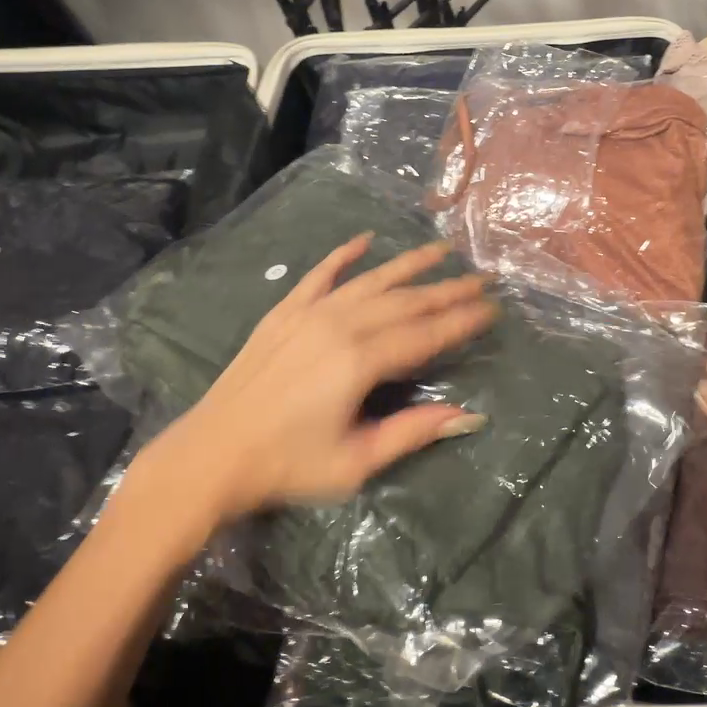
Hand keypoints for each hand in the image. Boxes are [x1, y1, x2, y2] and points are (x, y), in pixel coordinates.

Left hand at [126, 235, 497, 534]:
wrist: (212, 455)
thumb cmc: (288, 466)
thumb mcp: (357, 462)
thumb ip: (414, 432)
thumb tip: (471, 416)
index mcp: (361, 361)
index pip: (426, 334)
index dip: (463, 321)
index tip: (494, 308)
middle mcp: (340, 326)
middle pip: (406, 302)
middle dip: (449, 290)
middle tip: (483, 279)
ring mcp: (310, 314)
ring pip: (372, 281)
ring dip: (410, 264)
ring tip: (442, 249)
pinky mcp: (284, 313)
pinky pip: (320, 275)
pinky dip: (343, 255)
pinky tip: (365, 240)